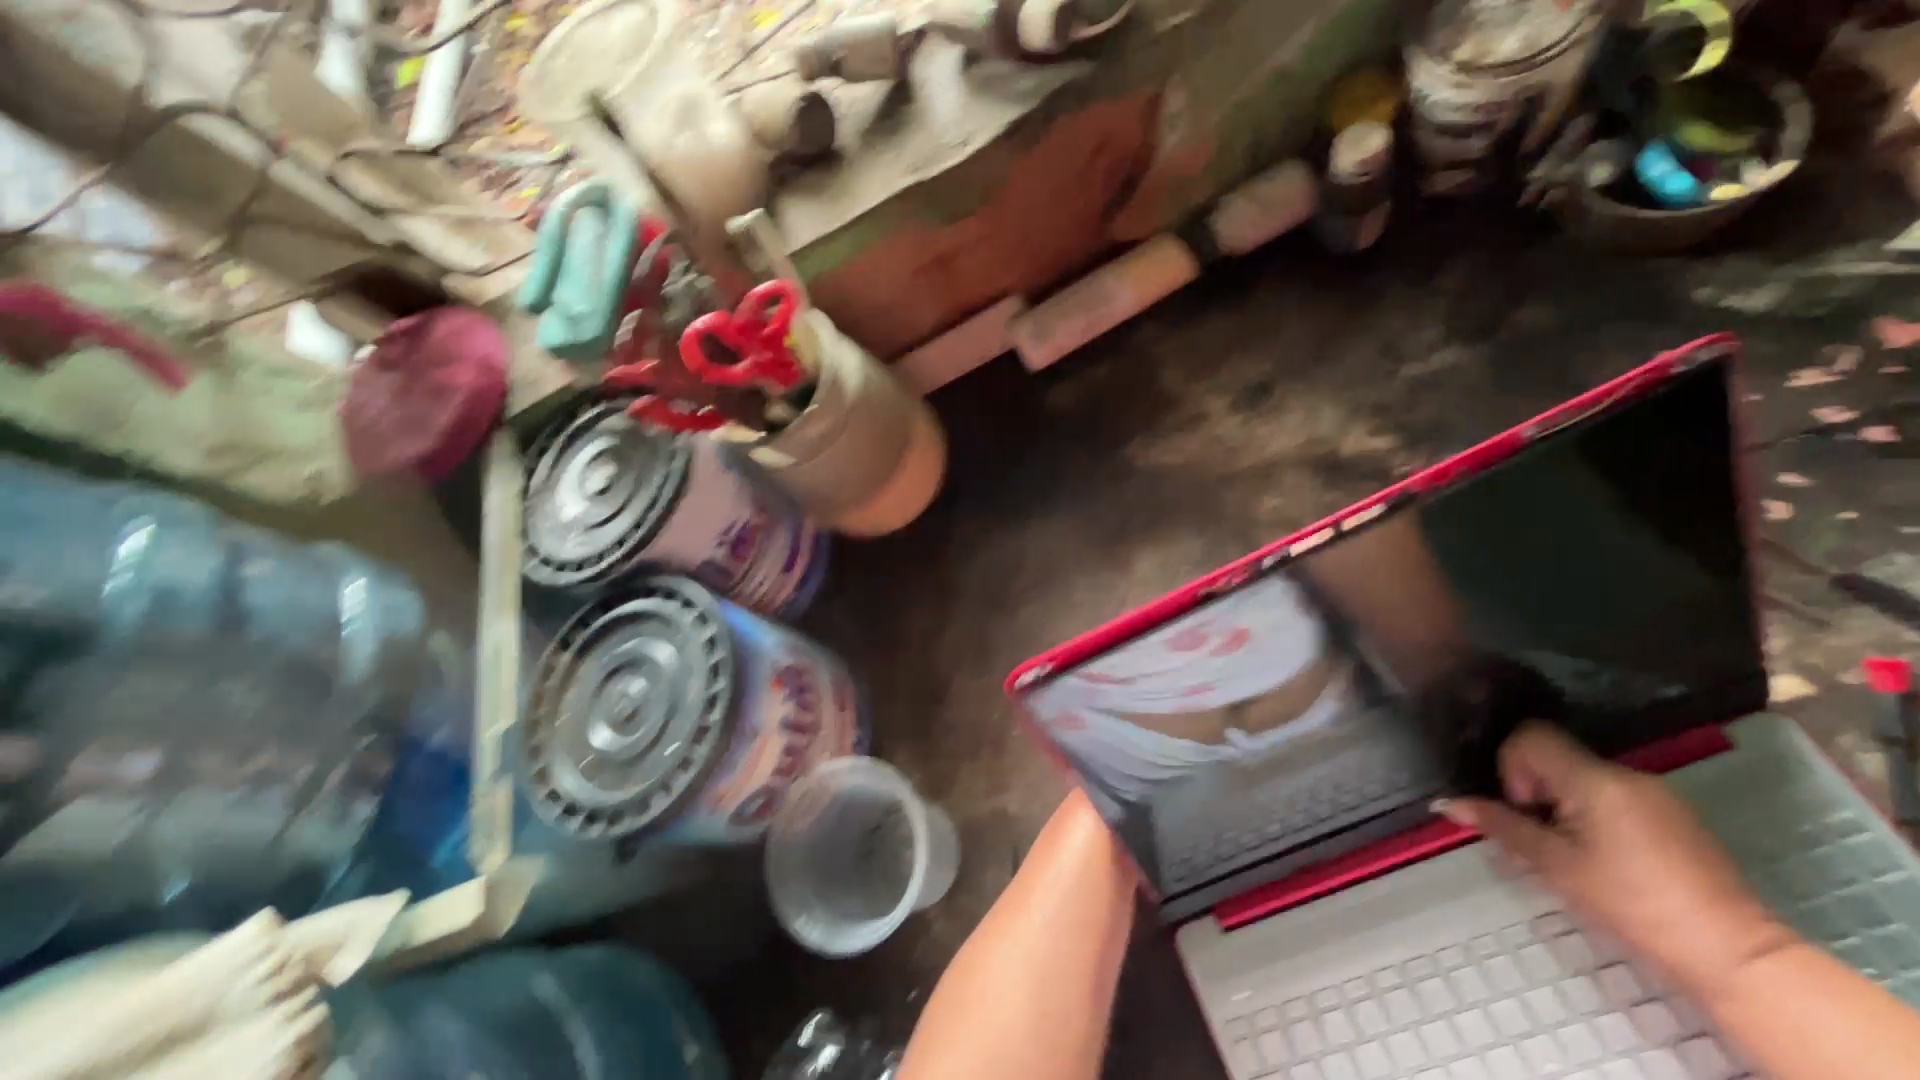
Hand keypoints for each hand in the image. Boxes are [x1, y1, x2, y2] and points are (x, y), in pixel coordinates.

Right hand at [1435, 723, 1798, 1000]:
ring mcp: (1656, 791)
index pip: (1531, 736)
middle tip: (1543, 841)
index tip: (1525, 812)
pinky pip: (1614, 796)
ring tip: (1573, 856)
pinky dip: (1594, 816)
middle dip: (1536, 791)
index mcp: (1594, 778)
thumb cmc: (1630, 903)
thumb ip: (1502, 827)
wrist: (1727, 949)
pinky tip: (1608, 861)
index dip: (1512, 767)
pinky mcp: (1674, 814)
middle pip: (1557, 757)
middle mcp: (1626, 772)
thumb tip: (1449, 804)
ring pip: (1584, 779)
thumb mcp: (1554, 866)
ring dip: (1564, 805)